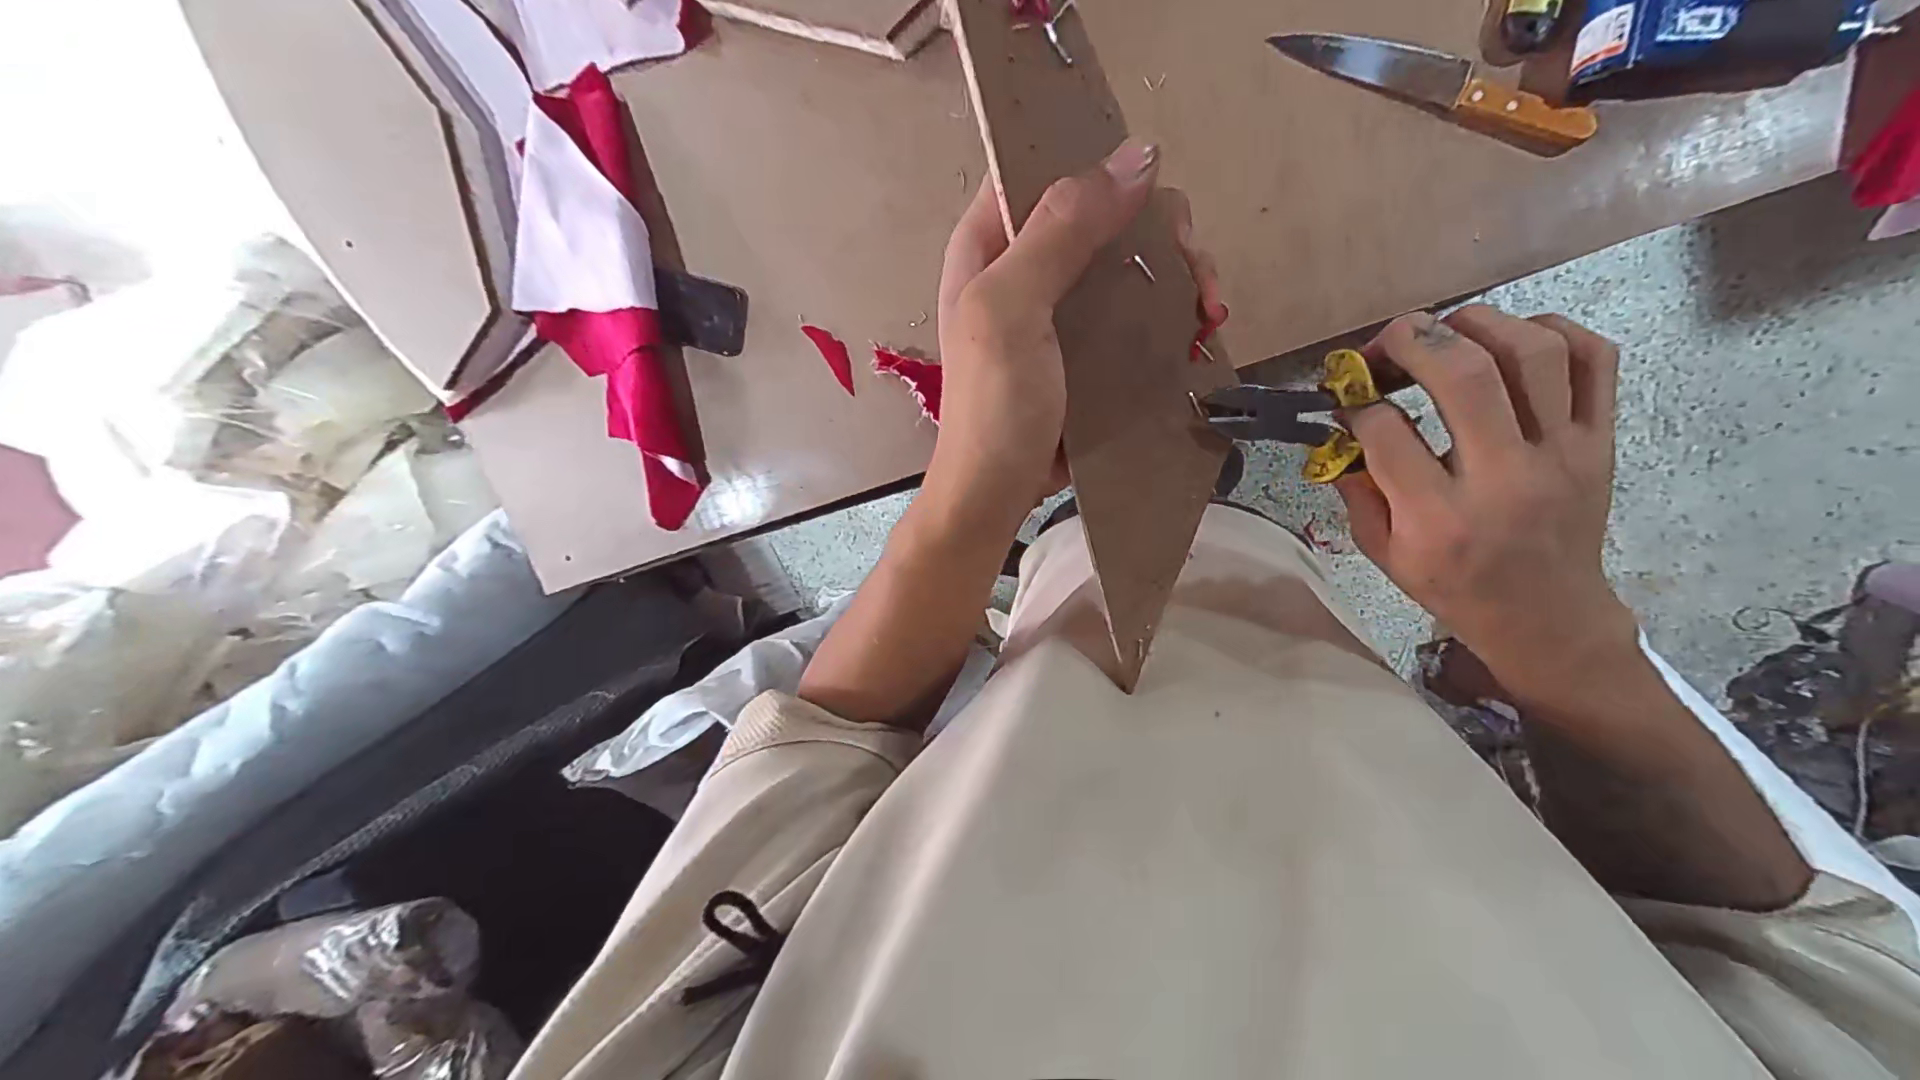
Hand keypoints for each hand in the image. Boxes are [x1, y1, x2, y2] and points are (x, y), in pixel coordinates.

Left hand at [934, 139, 1227, 510]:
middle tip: (1192, 267)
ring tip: (1208, 313)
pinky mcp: (1088, 348)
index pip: (1044, 170)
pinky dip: (1171, 316)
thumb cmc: (994, 405)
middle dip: (1158, 232)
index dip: (1099, 168)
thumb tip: (1138, 157)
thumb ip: (1061, 231)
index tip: (1151, 194)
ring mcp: (1061, 310)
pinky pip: (1136, 311)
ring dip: (1177, 276)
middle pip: (1104, 215)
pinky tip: (1197, 334)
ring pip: (1129, 262)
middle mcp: (1026, 266)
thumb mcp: (1012, 309)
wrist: (997, 491)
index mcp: (990, 244)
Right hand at [1334, 306, 1638, 706]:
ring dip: (1479, 323)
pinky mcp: (1600, 441)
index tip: (1347, 401)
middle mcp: (1504, 477)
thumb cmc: (1452, 586)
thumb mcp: (1382, 552)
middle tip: (1387, 341)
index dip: (1357, 404)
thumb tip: (1342, 429)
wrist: (1545, 614)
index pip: (1387, 431)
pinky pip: (1593, 359)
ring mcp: (1563, 453)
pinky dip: (1551, 330)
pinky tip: (1510, 338)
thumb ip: (1356, 489)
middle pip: (1465, 376)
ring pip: (1533, 352)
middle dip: (1414, 341)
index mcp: (1439, 516)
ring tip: (1446, 329)